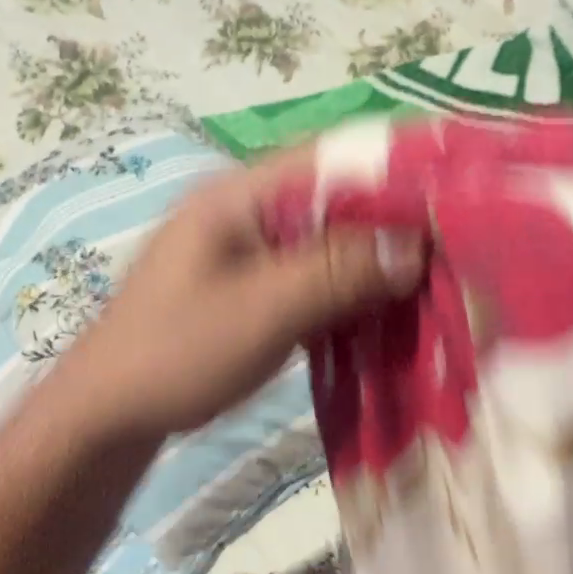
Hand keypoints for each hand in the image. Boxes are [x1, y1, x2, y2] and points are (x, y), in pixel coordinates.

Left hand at [54, 150, 426, 438]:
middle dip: (398, 226)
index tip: (458, 198)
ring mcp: (254, 256)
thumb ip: (337, 271)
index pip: (335, 160)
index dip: (398, 172)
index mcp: (242, 195)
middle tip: (461, 252)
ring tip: (441, 284)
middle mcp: (251, 214)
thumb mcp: (262, 310)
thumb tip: (417, 245)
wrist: (111, 413)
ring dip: (382, 266)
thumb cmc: (176, 354)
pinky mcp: (259, 294)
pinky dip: (357, 297)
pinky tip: (394, 315)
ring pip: (334, 248)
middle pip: (340, 204)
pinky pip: (321, 284)